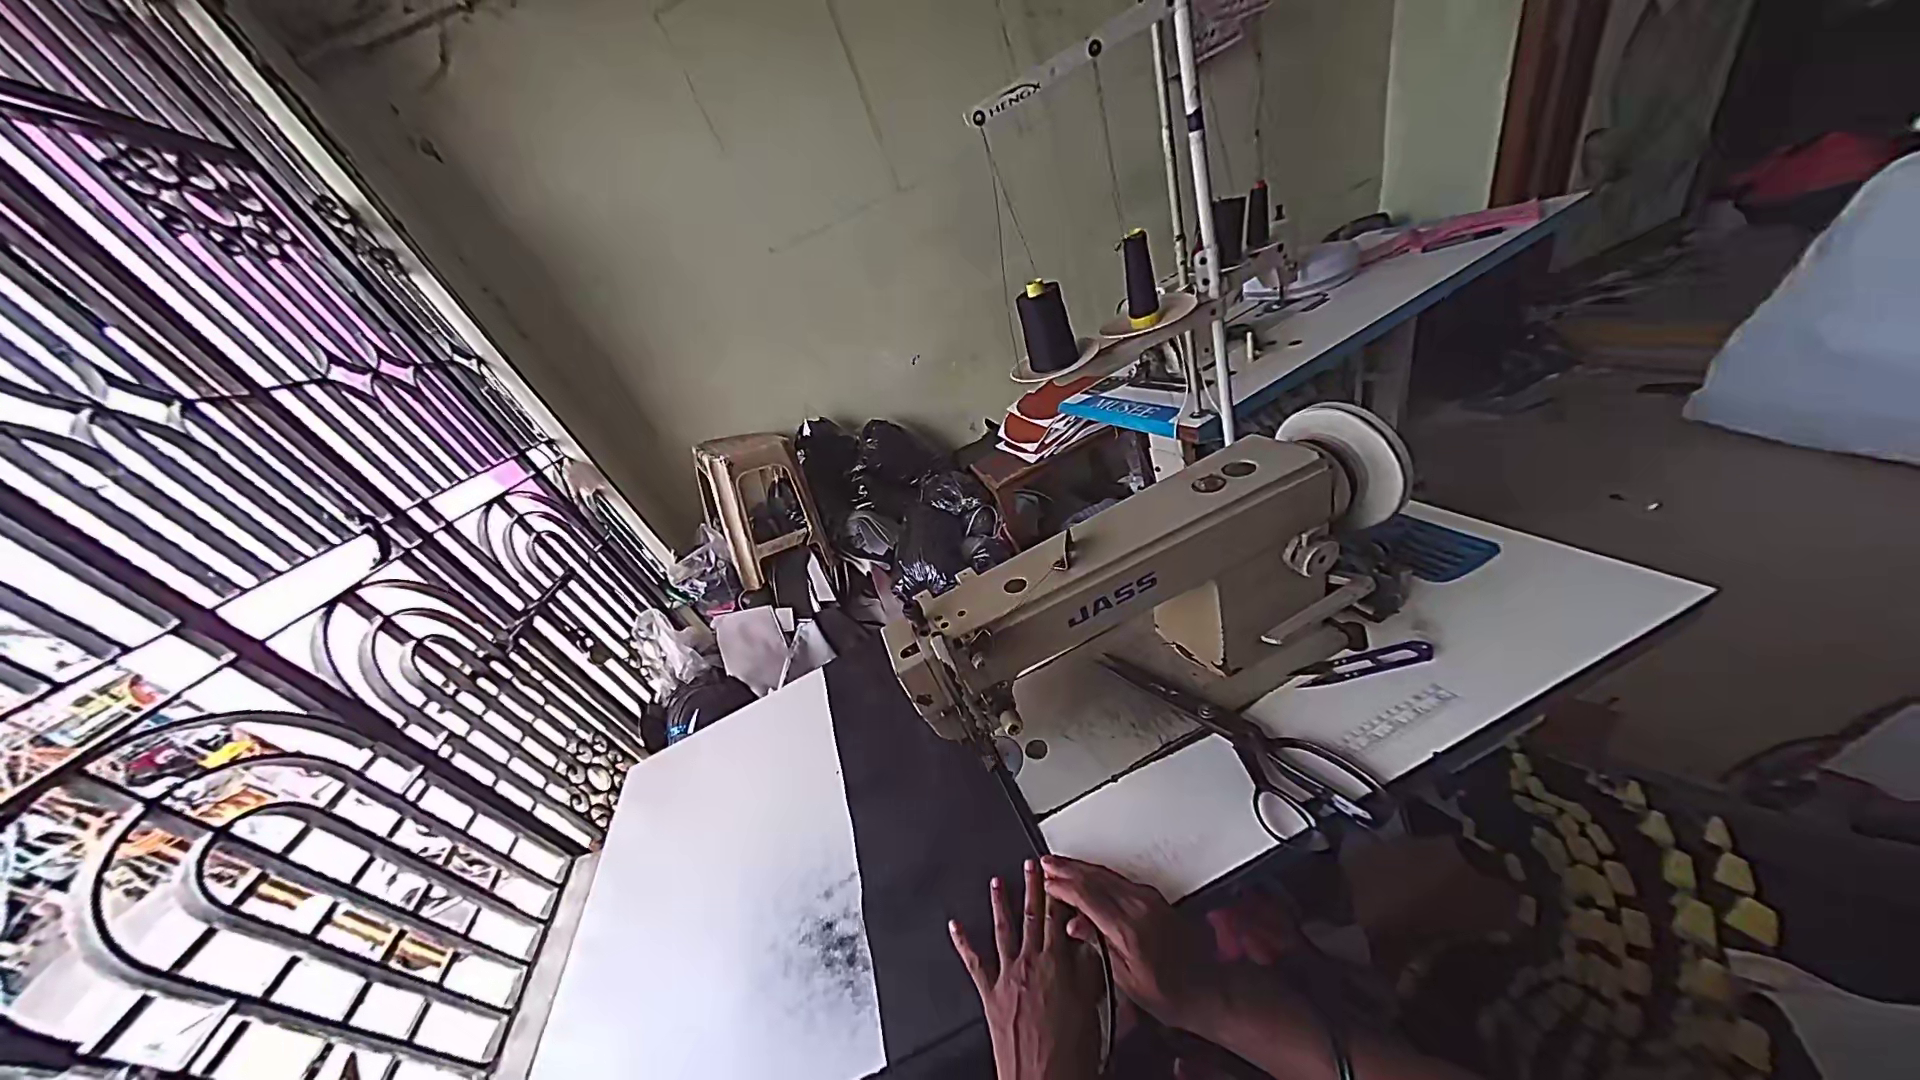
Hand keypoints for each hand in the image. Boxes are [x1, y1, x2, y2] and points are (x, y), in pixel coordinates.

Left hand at [950, 859, 1102, 1079]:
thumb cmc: (1070, 1055)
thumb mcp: (1092, 1007)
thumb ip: (1088, 971)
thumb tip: (1088, 946)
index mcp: (1058, 965)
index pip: (1058, 918)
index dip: (1058, 893)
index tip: (1058, 874)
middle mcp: (1030, 964)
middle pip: (1032, 916)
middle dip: (1032, 887)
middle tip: (1031, 864)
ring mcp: (1007, 977)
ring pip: (1003, 930)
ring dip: (1000, 903)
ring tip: (996, 882)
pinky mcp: (989, 994)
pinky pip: (973, 962)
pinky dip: (962, 942)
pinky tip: (955, 926)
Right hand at [1040, 856, 1227, 1033]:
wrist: (1205, 988)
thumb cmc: (1169, 993)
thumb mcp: (1127, 980)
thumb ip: (1099, 946)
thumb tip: (1074, 924)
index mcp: (1128, 927)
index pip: (1088, 896)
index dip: (1064, 887)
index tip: (1047, 883)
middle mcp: (1138, 906)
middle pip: (1095, 877)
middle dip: (1068, 868)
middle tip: (1046, 863)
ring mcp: (1147, 898)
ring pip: (1106, 874)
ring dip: (1081, 867)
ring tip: (1060, 864)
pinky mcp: (1153, 896)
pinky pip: (1118, 878)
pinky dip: (1097, 873)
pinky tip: (1088, 874)